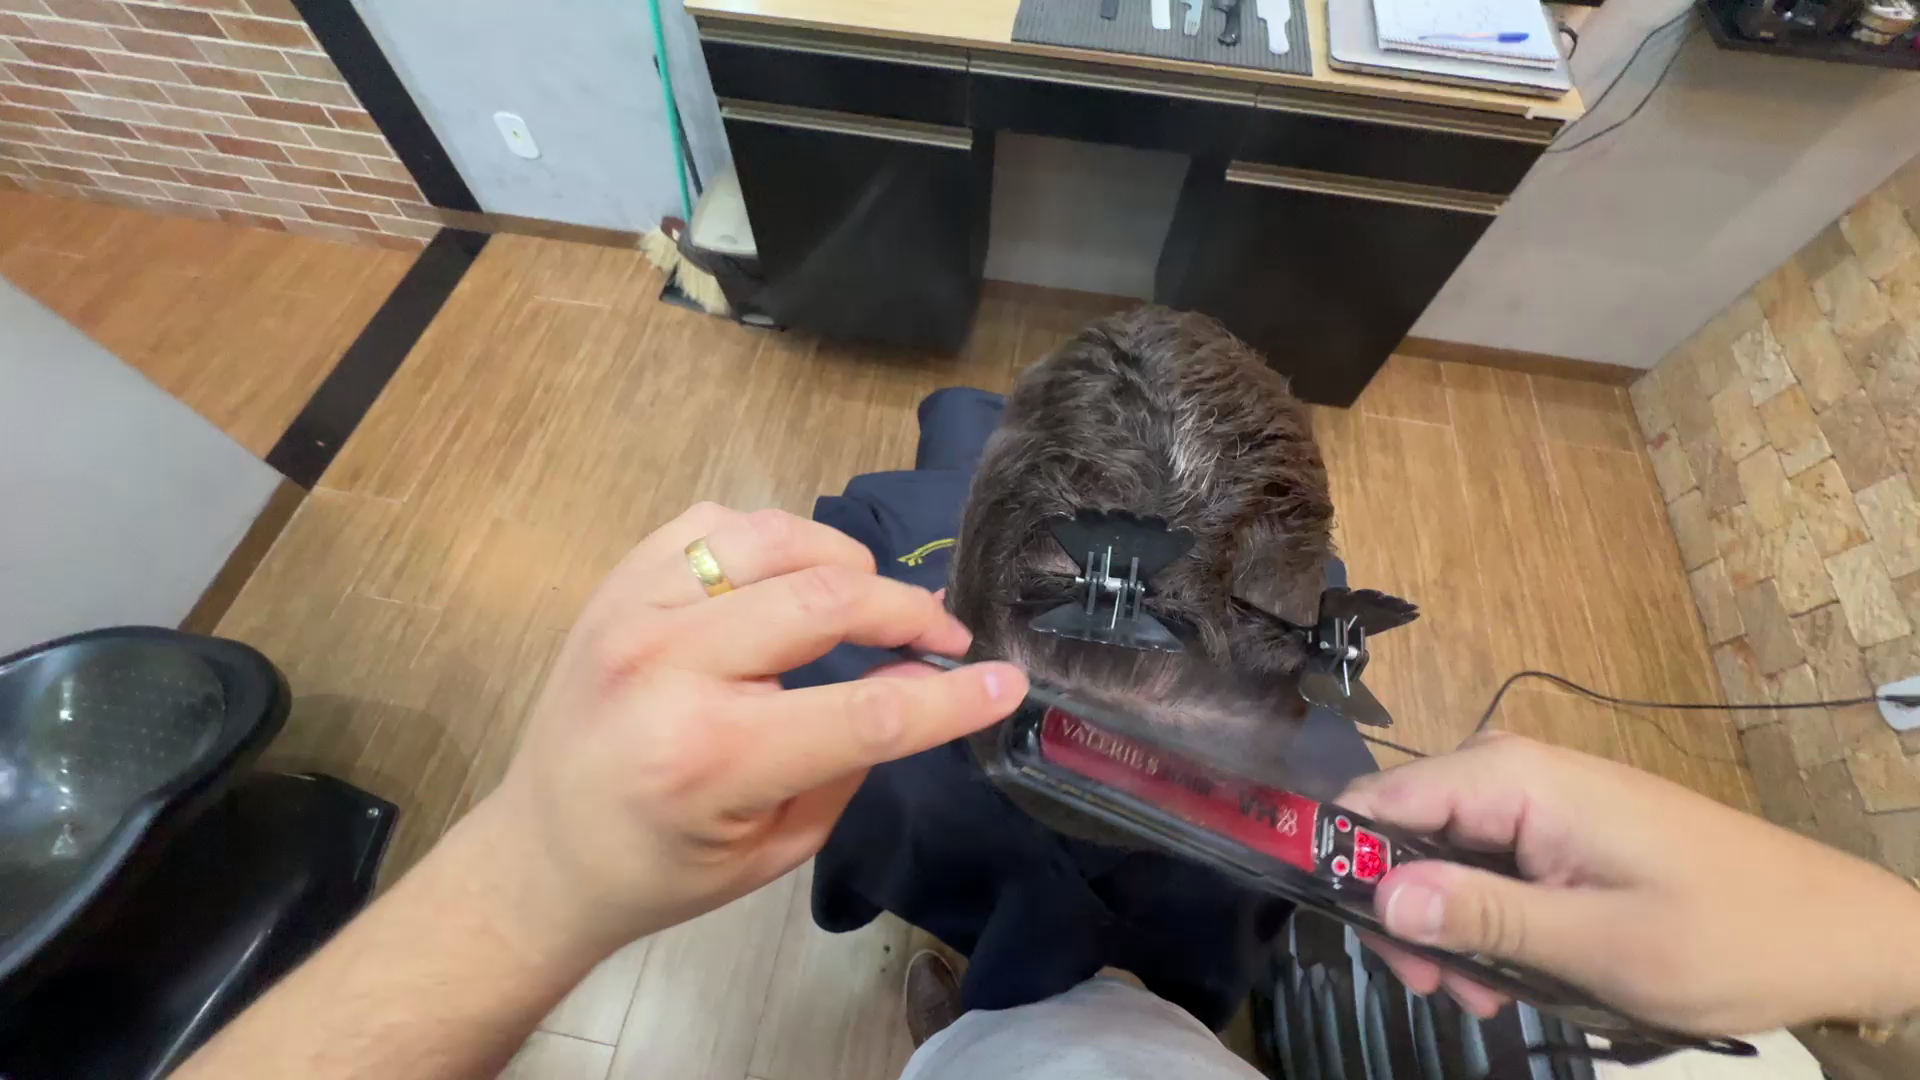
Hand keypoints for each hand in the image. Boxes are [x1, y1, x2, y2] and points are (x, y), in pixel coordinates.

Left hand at [460, 503, 1027, 959]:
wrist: (539, 852)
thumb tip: (913, 674)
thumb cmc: (666, 867)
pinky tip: (782, 578)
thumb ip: (856, 754)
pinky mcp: (619, 579)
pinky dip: (773, 539)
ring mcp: (634, 608)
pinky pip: (720, 521)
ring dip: (845, 562)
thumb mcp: (782, 841)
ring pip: (776, 537)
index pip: (866, 712)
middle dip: (908, 611)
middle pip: (827, 600)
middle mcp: (667, 666)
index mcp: (710, 757)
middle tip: (941, 634)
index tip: (1003, 679)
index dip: (948, 695)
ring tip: (864, 598)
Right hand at [1338, 733, 1919, 1034]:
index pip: (1377, 798)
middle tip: (1437, 986)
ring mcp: (1519, 790)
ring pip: (1431, 845)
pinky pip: (1471, 853)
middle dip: (1403, 906)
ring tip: (1483, 991)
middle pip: (1398, 825)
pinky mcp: (1537, 815)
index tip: (1370, 940)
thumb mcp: (1608, 945)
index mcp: (1507, 777)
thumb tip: (1377, 898)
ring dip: (1441, 919)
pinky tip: (1506, 964)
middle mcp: (1498, 767)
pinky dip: (1473, 909)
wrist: (1848, 929)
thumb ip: (1486, 916)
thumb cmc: (1736, 935)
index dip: (1346, 860)